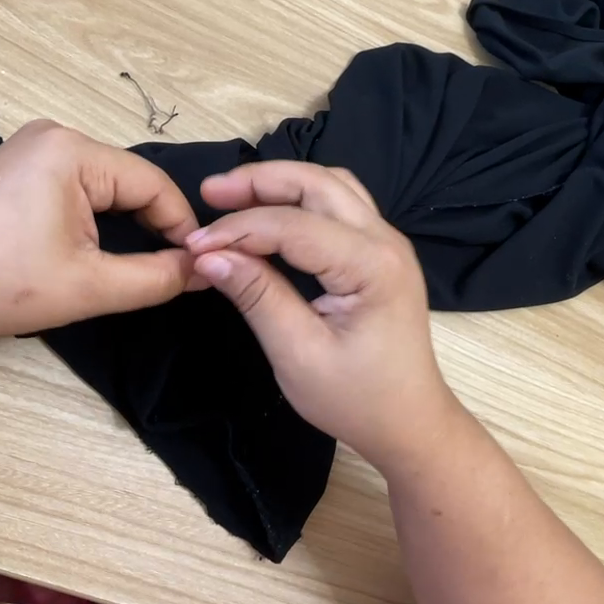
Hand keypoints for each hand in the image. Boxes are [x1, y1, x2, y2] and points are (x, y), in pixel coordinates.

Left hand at [0, 120, 201, 339]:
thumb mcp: (90, 287)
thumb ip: (158, 277)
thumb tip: (203, 268)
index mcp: (74, 152)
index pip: (154, 185)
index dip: (182, 228)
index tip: (198, 268)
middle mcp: (57, 136)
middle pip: (132, 182)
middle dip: (155, 226)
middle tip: (174, 271)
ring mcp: (35, 148)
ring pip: (108, 187)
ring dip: (128, 224)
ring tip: (143, 263)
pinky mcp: (21, 166)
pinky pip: (81, 187)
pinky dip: (99, 218)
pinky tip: (102, 248)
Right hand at [185, 162, 463, 466]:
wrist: (409, 422)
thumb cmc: (357, 399)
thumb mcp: (297, 353)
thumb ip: (256, 296)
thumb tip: (208, 255)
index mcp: (372, 266)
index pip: (293, 225)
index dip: (239, 228)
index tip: (194, 244)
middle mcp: (386, 241)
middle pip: (318, 183)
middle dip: (260, 181)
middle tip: (210, 193)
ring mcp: (388, 242)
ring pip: (331, 186)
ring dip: (282, 183)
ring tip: (233, 197)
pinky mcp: (380, 252)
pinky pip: (339, 205)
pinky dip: (300, 199)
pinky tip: (269, 212)